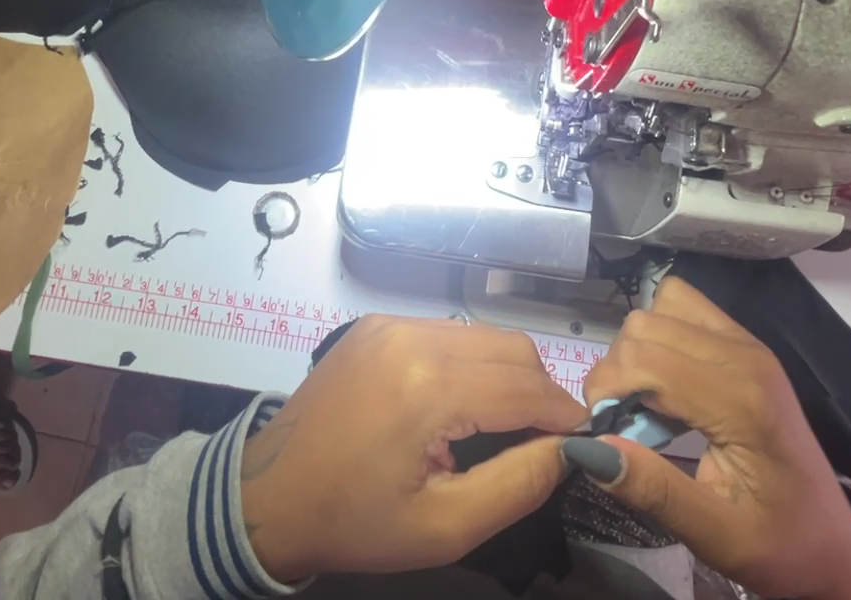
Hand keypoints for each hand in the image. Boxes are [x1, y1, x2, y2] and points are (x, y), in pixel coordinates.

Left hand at [241, 316, 588, 580]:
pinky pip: (446, 331)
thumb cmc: (355, 520)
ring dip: (507, 373)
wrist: (269, 495)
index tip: (581, 441)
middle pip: (511, 348)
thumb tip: (568, 450)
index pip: (526, 387)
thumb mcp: (444, 526)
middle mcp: (412, 337)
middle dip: (539, 390)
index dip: (562, 415)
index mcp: (428, 386)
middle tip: (542, 437)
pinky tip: (460, 400)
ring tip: (503, 422)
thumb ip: (518, 484)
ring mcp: (391, 323)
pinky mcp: (376, 324)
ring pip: (481, 334)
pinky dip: (470, 360)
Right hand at [566, 277, 850, 599]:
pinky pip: (683, 306)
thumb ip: (654, 490)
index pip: (645, 360)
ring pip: (660, 307)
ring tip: (644, 401)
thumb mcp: (717, 538)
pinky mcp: (744, 343)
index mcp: (742, 401)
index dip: (607, 390)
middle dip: (617, 371)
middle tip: (621, 421)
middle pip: (645, 327)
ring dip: (637, 348)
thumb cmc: (780, 547)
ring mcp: (747, 343)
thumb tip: (586, 449)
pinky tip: (666, 379)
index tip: (601, 433)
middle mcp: (745, 356)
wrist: (835, 548)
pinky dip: (660, 332)